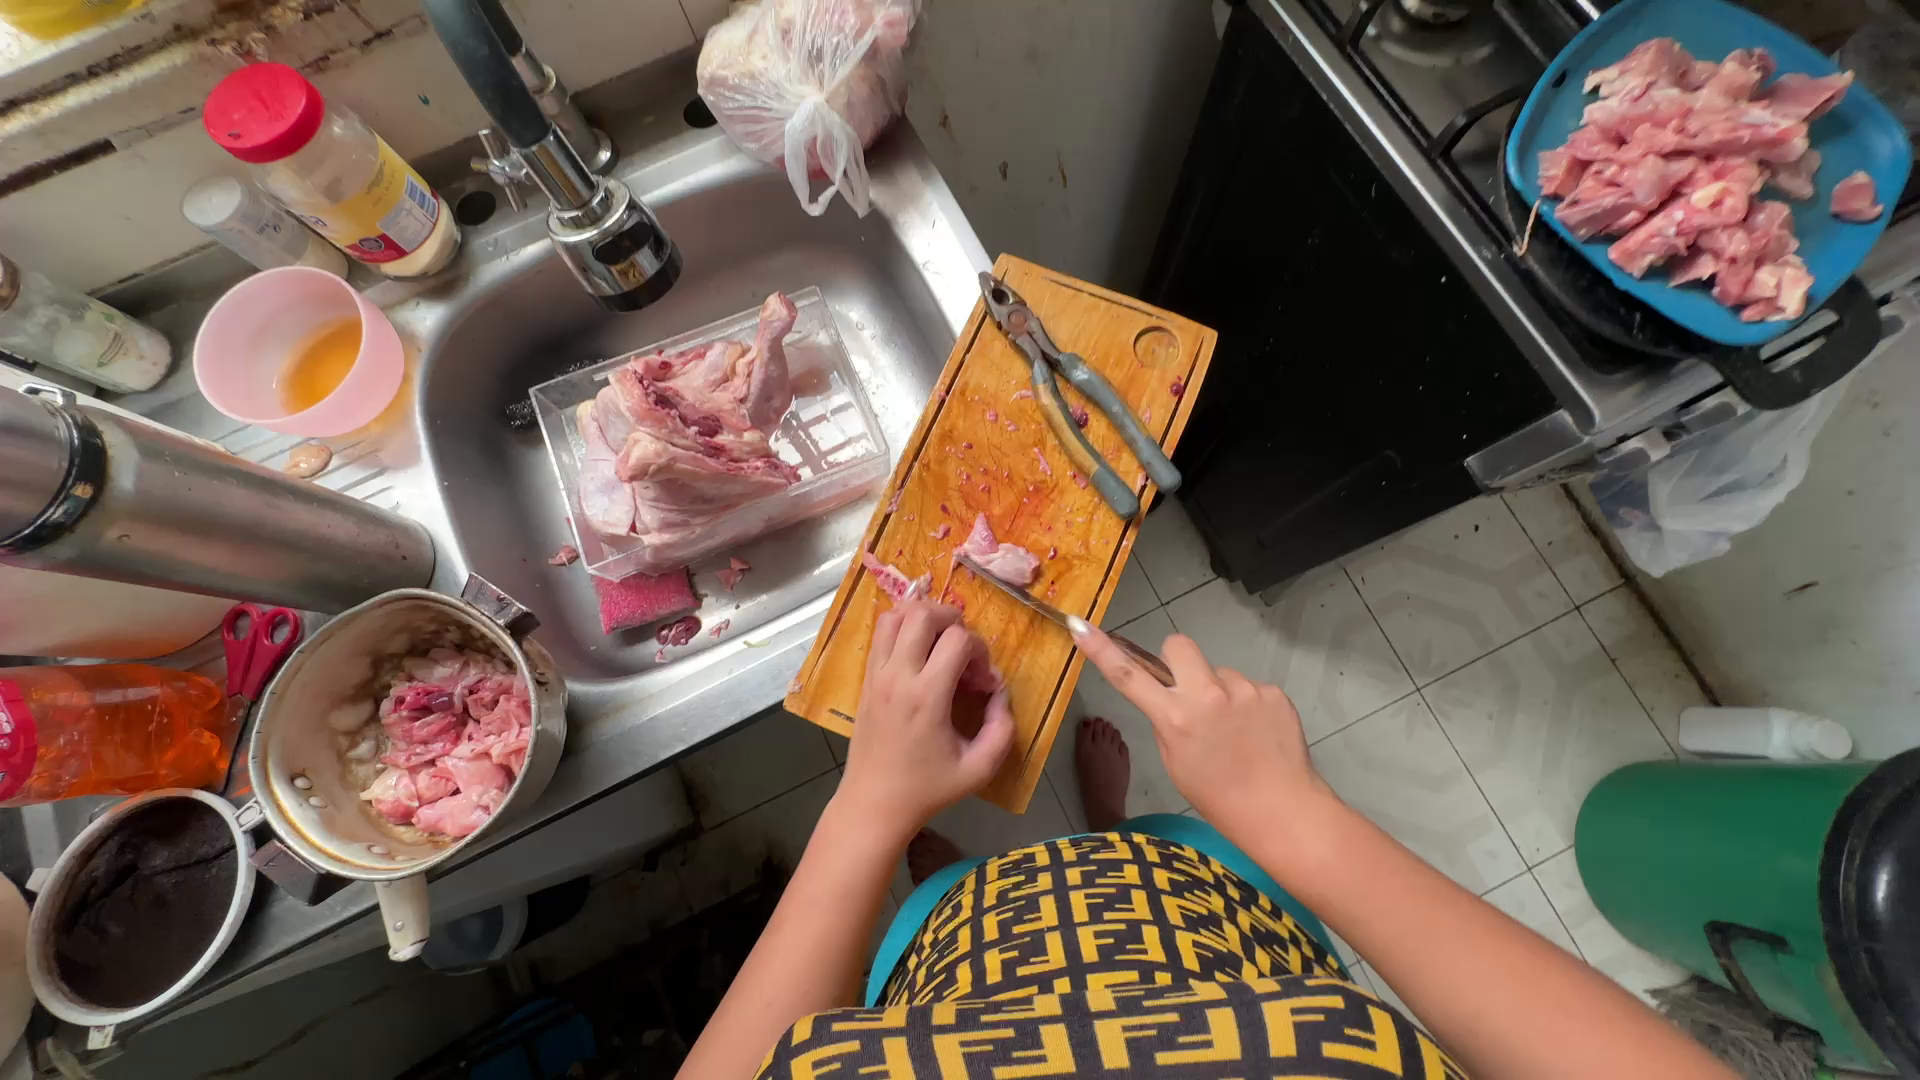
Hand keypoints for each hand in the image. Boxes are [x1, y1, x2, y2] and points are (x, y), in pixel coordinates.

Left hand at [838, 601, 1013, 835]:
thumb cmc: (928, 788)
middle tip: (964, 650)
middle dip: (954, 621)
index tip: (981, 681)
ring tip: (941, 641)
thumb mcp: (979, 769)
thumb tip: (1000, 692)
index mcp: (926, 696)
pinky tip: (920, 649)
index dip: (980, 651)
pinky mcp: (866, 677)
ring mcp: (876, 673)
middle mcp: (897, 676)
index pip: (957, 640)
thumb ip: (1002, 729)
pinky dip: (903, 625)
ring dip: (925, 617)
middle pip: (923, 614)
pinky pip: (881, 631)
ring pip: (897, 614)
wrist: (874, 803)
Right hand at [1072, 622, 1334, 833]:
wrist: (1282, 812)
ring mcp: (1244, 690)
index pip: (1127, 675)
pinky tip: (1258, 733)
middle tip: (1190, 691)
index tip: (1080, 625)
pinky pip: (1250, 688)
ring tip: (1236, 730)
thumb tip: (1170, 697)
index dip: (1100, 649)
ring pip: (1219, 672)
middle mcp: (1207, 695)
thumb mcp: (1174, 762)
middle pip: (1178, 645)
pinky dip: (1249, 706)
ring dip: (1220, 692)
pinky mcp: (1273, 692)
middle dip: (1178, 661)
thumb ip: (1166, 722)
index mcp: (1175, 717)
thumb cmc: (1217, 797)